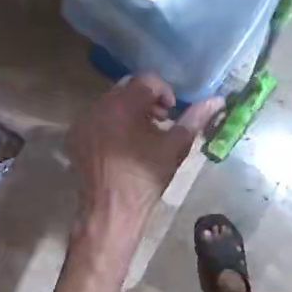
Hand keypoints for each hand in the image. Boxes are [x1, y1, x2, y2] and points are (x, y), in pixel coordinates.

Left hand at [67, 74, 220, 221]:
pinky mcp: (74, 136)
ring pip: (110, 102)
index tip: (172, 112)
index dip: (164, 92)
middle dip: (146, 100)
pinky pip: (96, 118)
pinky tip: (121, 145)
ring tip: (142, 135)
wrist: (111, 211)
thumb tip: (217, 100)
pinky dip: (111, 123)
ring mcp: (83, 121)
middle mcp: (98, 106)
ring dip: (129, 111)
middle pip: (127, 88)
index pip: (147, 80)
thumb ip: (195, 118)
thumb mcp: (174, 147)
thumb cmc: (146, 179)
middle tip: (160, 122)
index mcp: (123, 105)